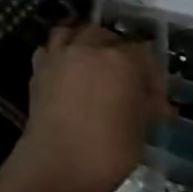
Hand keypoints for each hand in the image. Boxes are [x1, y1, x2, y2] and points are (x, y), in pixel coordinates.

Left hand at [19, 24, 169, 191]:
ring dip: (81, 40)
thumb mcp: (142, 124)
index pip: (141, 49)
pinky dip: (58, 52)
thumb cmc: (111, 147)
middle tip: (124, 69)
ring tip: (92, 61)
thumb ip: (148, 102)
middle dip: (114, 46)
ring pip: (69, 32)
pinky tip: (67, 69)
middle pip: (101, 34)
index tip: (154, 86)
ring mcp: (57, 56)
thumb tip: (156, 99)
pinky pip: (48, 49)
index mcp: (120, 60)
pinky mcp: (36, 68)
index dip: (149, 67)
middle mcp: (85, 49)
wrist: (59, 159)